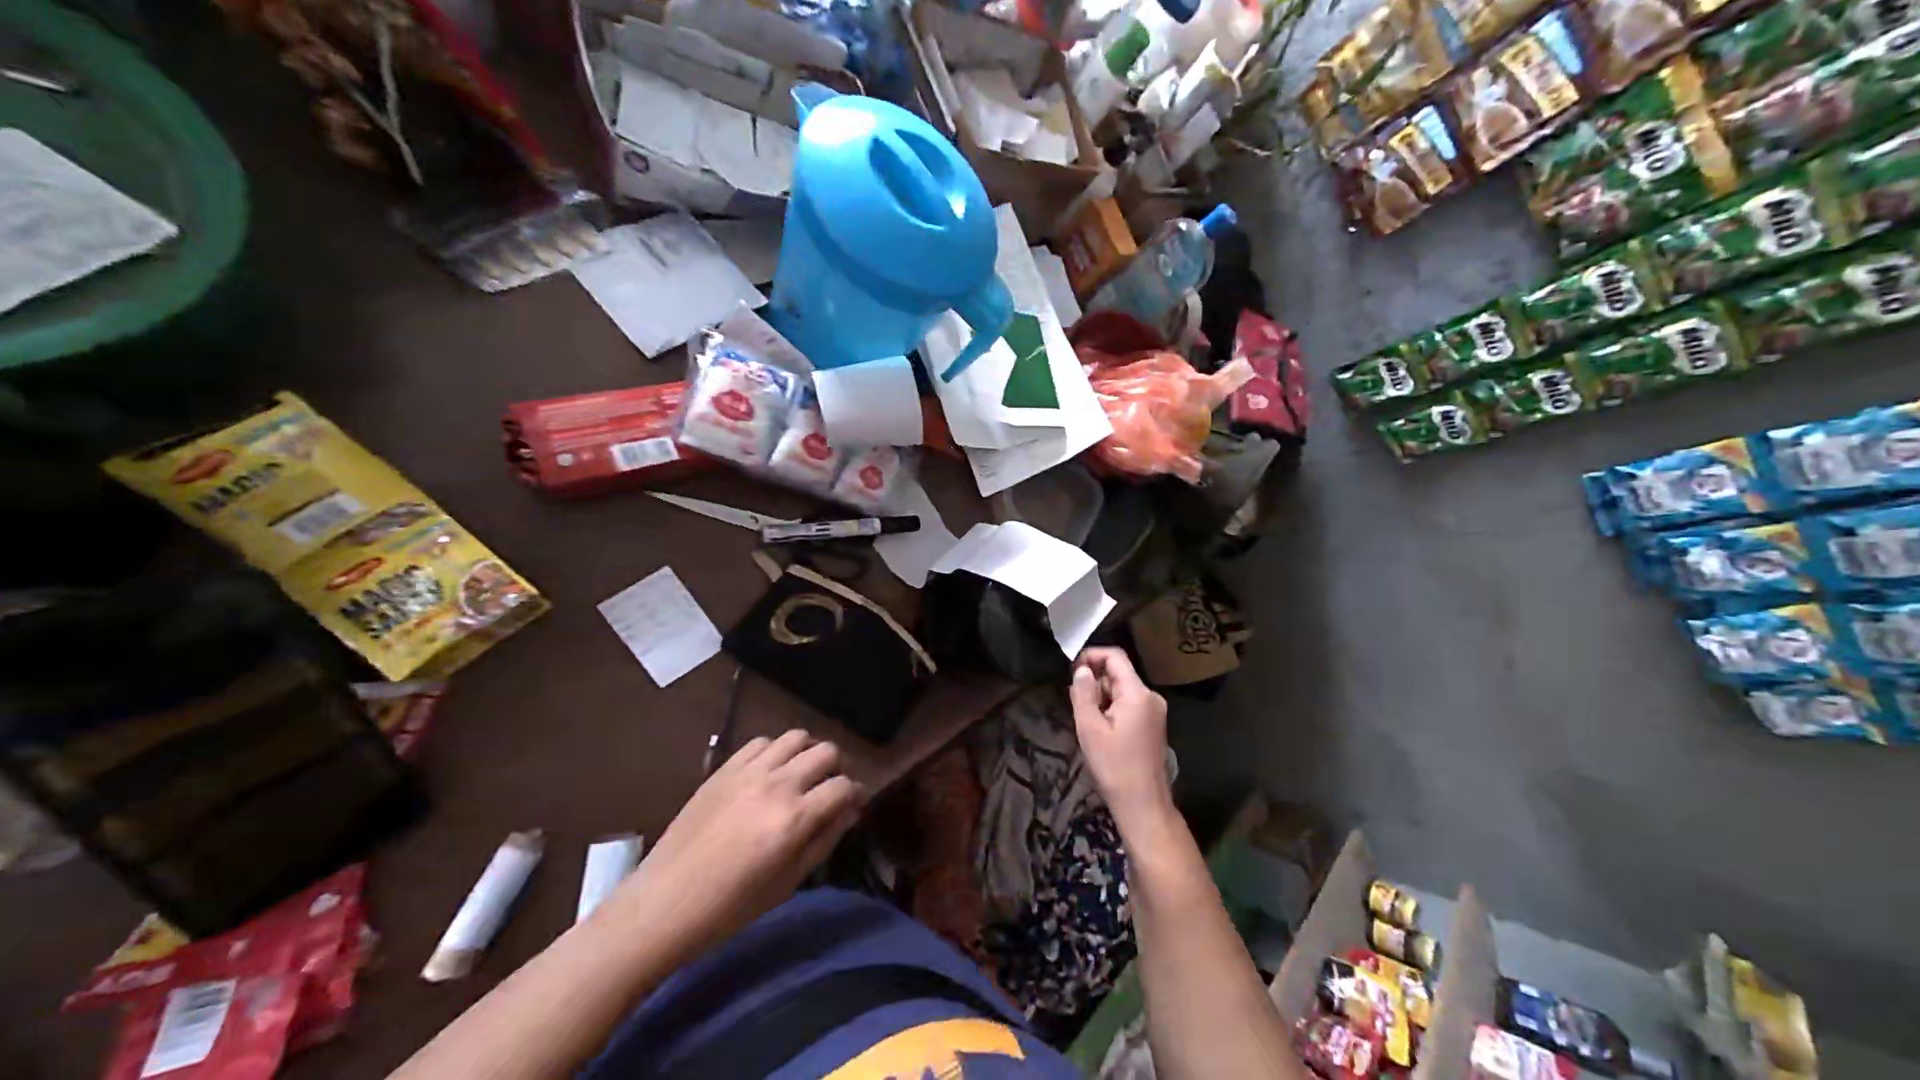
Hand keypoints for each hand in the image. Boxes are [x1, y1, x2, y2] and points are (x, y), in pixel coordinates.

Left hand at [605, 730, 863, 956]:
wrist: (664, 902)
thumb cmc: (730, 907)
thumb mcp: (788, 882)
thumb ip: (823, 841)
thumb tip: (848, 812)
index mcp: (795, 818)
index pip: (843, 786)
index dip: (855, 795)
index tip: (854, 806)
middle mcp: (776, 784)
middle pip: (825, 752)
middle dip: (836, 770)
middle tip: (828, 791)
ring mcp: (748, 771)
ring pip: (795, 737)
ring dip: (807, 753)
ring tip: (801, 775)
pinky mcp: (724, 769)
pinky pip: (760, 742)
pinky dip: (774, 751)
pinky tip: (769, 773)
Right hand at [1070, 647, 1172, 829]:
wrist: (1143, 805)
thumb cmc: (1114, 766)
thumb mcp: (1090, 728)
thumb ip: (1083, 693)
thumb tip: (1081, 669)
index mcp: (1138, 693)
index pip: (1115, 657)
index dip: (1091, 656)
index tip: (1070, 670)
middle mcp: (1151, 697)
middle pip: (1119, 673)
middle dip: (1094, 680)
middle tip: (1073, 701)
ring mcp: (1154, 711)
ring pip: (1122, 690)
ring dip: (1101, 696)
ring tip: (1085, 719)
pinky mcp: (1153, 725)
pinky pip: (1129, 704)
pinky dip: (1111, 708)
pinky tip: (1099, 728)